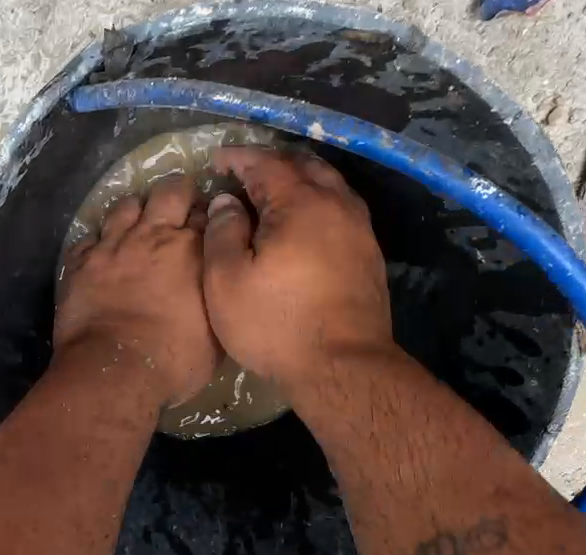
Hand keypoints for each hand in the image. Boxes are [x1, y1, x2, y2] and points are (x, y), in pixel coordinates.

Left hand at [53, 174, 220, 406]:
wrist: (115, 371)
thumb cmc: (174, 362)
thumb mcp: (217, 335)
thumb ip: (218, 300)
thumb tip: (221, 292)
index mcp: (194, 250)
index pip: (208, 215)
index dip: (208, 220)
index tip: (207, 230)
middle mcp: (154, 236)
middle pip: (169, 191)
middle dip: (176, 194)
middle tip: (177, 210)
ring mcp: (113, 246)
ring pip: (125, 205)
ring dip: (133, 211)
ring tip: (135, 227)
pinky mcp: (80, 262)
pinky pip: (87, 238)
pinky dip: (95, 243)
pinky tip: (98, 256)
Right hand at [201, 147, 394, 387]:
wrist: (341, 365)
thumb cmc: (275, 324)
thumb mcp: (227, 282)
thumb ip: (222, 234)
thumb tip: (227, 202)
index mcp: (298, 203)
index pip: (266, 163)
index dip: (239, 157)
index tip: (218, 158)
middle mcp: (335, 203)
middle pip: (304, 166)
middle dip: (272, 163)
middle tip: (245, 174)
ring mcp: (358, 228)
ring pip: (328, 186)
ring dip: (299, 182)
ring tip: (273, 195)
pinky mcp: (367, 254)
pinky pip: (339, 211)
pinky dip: (316, 205)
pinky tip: (302, 224)